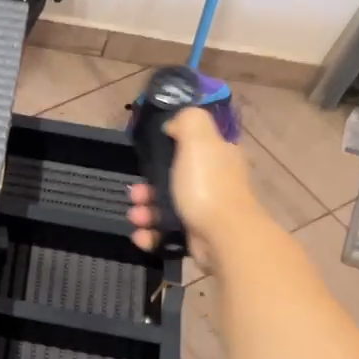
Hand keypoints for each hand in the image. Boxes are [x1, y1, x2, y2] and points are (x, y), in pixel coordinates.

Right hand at [127, 105, 257, 251]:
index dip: (166, 154)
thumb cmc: (207, 186)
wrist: (222, 236)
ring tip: (137, 218)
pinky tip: (142, 236)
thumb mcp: (198, 140)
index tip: (148, 160)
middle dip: (147, 189)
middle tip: (135, 195)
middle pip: (172, 182)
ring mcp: (205, 212)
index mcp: (218, 157)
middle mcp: (214, 183)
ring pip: (166, 209)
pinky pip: (166, 234)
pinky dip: (151, 235)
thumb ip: (188, 121)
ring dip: (144, 213)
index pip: (191, 149)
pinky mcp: (196, 238)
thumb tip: (174, 125)